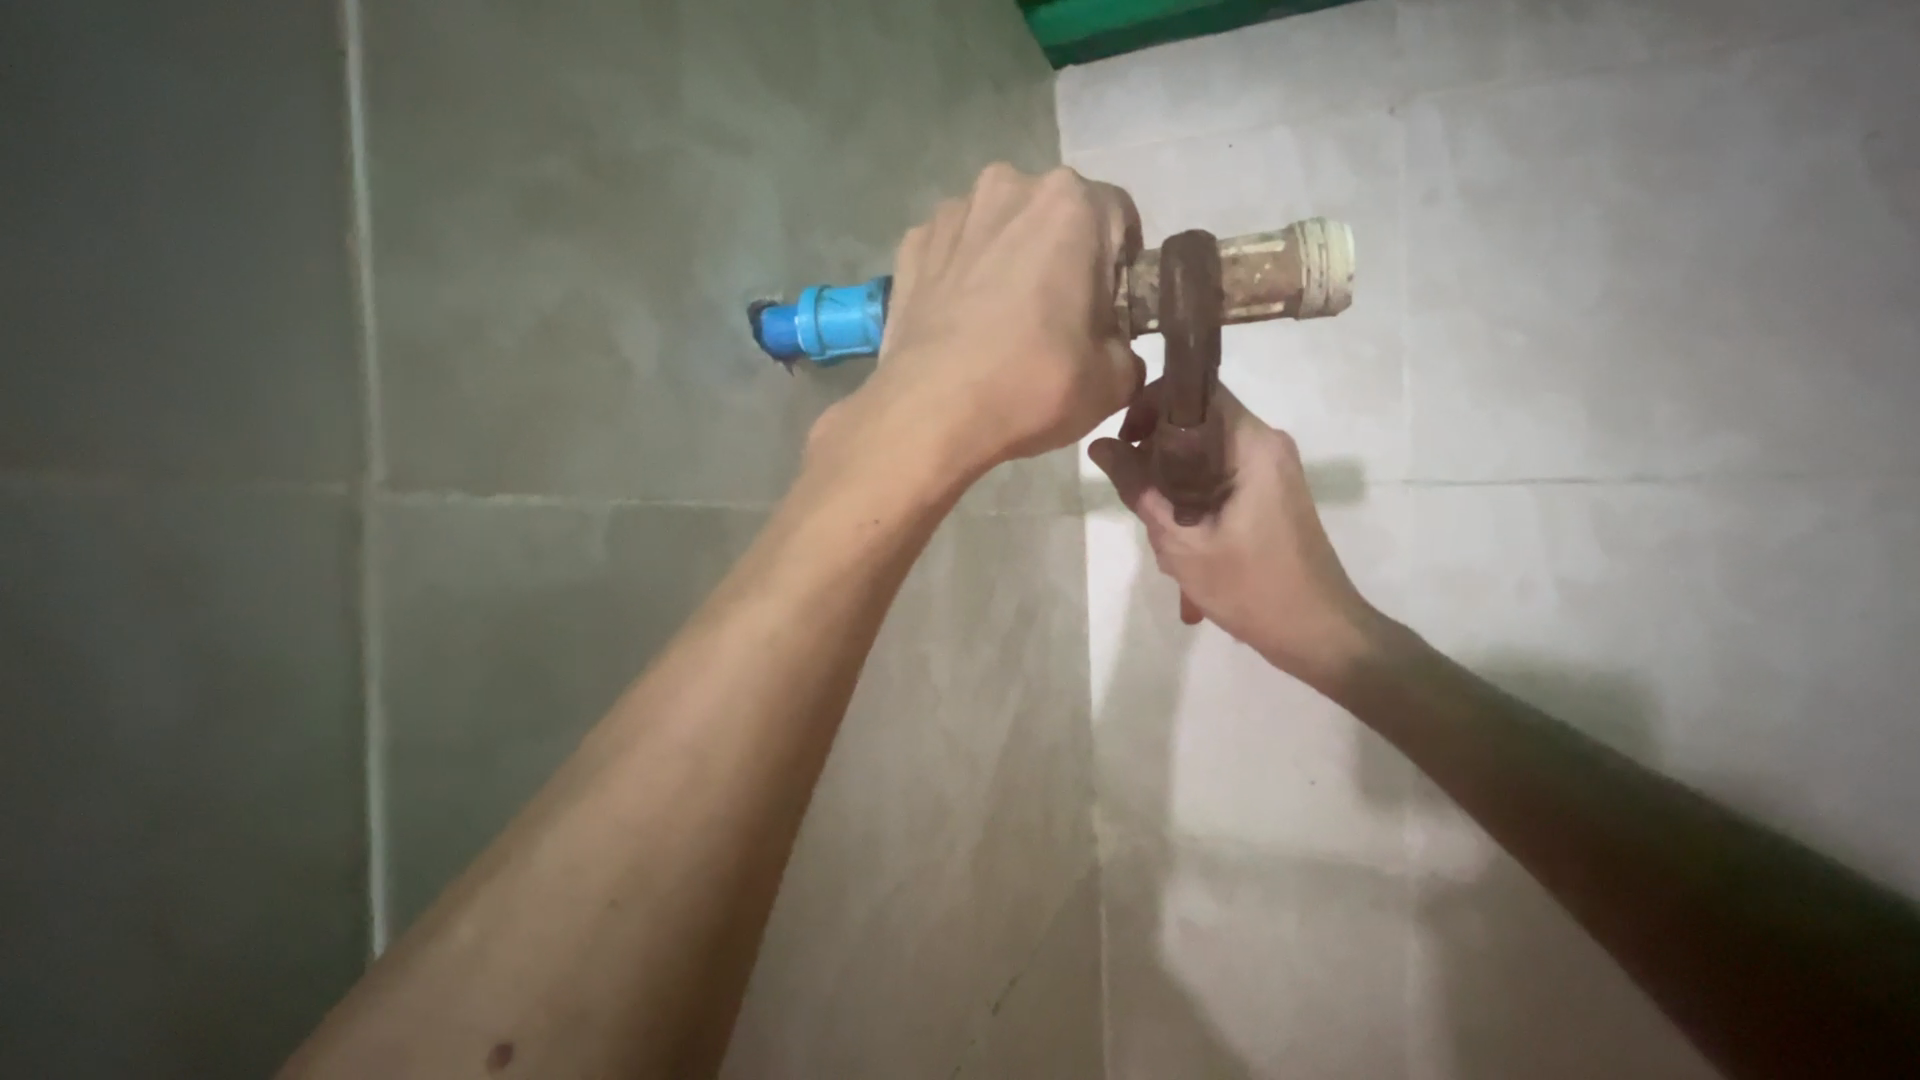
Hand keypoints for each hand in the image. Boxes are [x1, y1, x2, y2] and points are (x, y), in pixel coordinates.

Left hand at [817, 164, 1144, 476]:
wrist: (931, 415)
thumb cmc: (1034, 386)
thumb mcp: (1116, 380)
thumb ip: (1128, 346)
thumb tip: (1112, 346)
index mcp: (1073, 203)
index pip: (1120, 219)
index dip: (1121, 269)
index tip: (1110, 312)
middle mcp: (1010, 188)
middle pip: (1054, 217)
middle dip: (1063, 258)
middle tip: (1058, 322)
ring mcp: (952, 214)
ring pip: (999, 231)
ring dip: (1008, 263)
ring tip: (1002, 326)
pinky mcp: (909, 248)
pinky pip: (953, 255)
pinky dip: (961, 279)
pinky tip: (961, 327)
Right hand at [1087, 382, 1385, 687]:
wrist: (1319, 633)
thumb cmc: (1251, 588)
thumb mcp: (1181, 542)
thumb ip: (1138, 489)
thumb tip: (1100, 446)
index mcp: (1251, 445)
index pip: (1195, 390)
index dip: (1150, 404)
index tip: (1124, 441)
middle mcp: (1266, 444)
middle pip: (1196, 422)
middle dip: (1156, 452)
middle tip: (1136, 497)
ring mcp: (1271, 469)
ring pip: (1203, 452)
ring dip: (1172, 482)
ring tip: (1161, 530)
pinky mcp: (1271, 492)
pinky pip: (1219, 474)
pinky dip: (1192, 496)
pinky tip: (1182, 541)